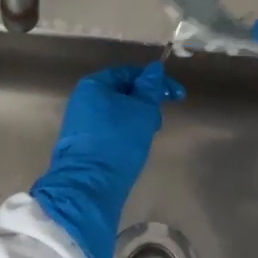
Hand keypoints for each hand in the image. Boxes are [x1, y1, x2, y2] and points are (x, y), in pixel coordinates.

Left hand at [30, 62, 185, 257]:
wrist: (88, 188)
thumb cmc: (118, 141)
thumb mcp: (142, 111)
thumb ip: (151, 87)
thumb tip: (155, 68)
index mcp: (94, 83)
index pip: (130, 72)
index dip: (155, 81)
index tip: (177, 96)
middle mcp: (83, 98)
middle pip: (122, 91)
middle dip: (145, 102)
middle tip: (159, 121)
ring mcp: (80, 121)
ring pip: (117, 111)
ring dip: (136, 118)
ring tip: (148, 135)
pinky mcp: (81, 143)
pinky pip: (108, 128)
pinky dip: (124, 131)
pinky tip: (133, 146)